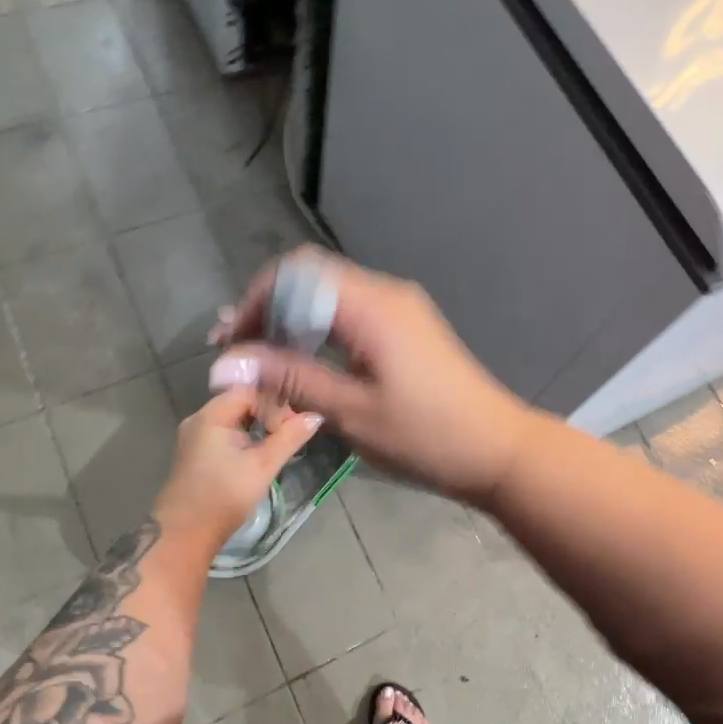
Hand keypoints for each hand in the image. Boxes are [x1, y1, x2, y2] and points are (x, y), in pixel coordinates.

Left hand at [153, 387, 322, 547]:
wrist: (185, 534)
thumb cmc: (224, 496)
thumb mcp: (263, 465)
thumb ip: (290, 437)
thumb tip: (315, 416)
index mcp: (211, 416)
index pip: (249, 391)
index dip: (274, 403)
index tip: (291, 426)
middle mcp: (199, 420)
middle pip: (240, 402)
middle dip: (268, 414)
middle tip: (288, 434)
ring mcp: (194, 438)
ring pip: (233, 420)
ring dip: (257, 427)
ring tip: (278, 444)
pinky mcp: (195, 454)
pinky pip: (224, 434)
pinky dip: (244, 438)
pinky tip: (258, 455)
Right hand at [207, 247, 537, 503]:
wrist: (498, 450)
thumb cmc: (426, 436)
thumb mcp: (350, 412)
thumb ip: (289, 380)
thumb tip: (224, 363)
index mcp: (371, 306)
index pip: (296, 273)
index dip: (255, 300)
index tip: (231, 341)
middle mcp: (386, 294)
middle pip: (311, 279)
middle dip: (268, 310)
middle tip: (238, 352)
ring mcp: (401, 309)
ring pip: (330, 297)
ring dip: (292, 323)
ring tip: (261, 363)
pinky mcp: (408, 329)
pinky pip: (351, 314)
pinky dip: (320, 332)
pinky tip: (304, 364)